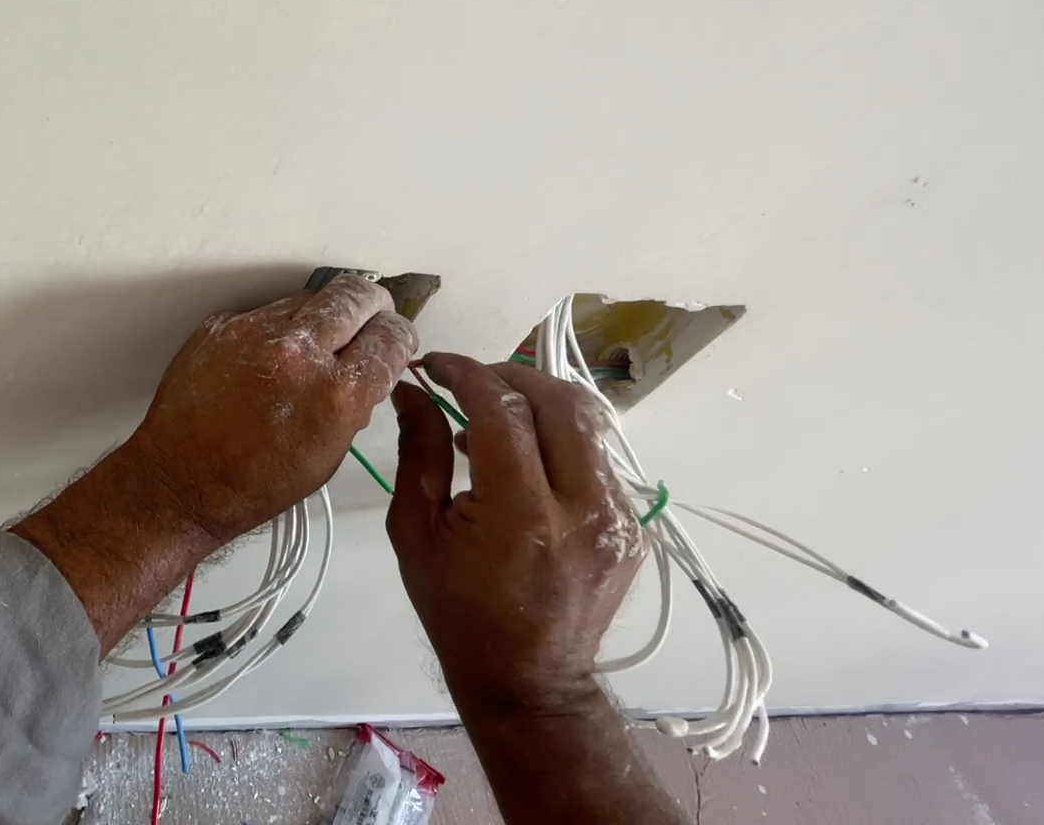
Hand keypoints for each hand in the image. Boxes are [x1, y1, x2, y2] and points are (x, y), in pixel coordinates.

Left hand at [125, 274, 418, 544]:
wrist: (180, 478)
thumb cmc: (254, 482)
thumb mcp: (328, 454)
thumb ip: (355, 401)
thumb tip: (369, 365)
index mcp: (336, 394)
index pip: (390, 338)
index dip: (399, 337)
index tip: (394, 338)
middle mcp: (298, 353)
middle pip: (356, 296)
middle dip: (371, 305)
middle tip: (370, 316)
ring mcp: (254, 332)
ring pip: (310, 297)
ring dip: (323, 315)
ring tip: (314, 342)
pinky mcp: (220, 325)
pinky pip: (265, 311)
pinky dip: (276, 329)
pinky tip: (267, 357)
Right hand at [386, 353, 644, 714]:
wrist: (528, 679)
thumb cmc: (455, 608)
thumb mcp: (414, 530)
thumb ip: (418, 452)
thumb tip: (412, 392)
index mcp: (521, 514)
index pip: (502, 411)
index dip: (464, 373)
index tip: (433, 363)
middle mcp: (583, 508)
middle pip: (560, 402)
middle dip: (507, 375)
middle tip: (466, 380)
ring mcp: (619, 518)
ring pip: (588, 422)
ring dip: (536, 401)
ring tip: (491, 413)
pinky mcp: (631, 526)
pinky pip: (595, 455)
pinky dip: (555, 436)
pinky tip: (521, 455)